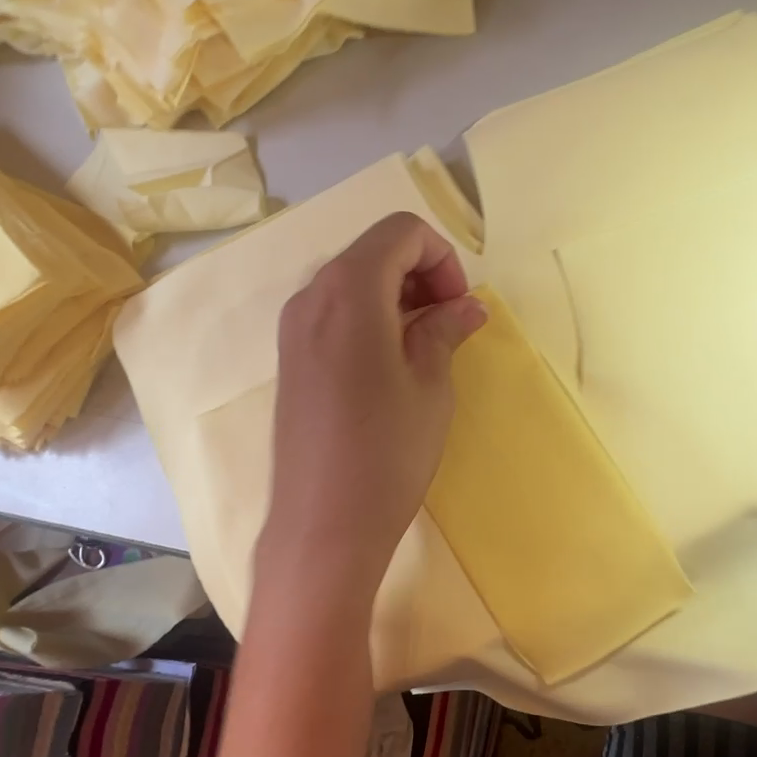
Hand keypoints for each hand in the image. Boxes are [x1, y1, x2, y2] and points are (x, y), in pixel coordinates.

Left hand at [262, 212, 486, 594]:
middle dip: (421, 275)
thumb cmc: (388, 451)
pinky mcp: (291, 359)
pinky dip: (372, 320)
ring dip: (398, 298)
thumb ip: (445, 331)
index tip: (460, 306)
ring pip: (353, 282)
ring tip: (426, 349)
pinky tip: (394, 367)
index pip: (401, 233)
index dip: (443, 258)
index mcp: (349, 290)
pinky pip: (335, 314)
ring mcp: (294, 328)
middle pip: (374, 252)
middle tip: (451, 326)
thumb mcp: (432, 386)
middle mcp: (311, 296)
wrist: (324, 523)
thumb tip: (465, 307)